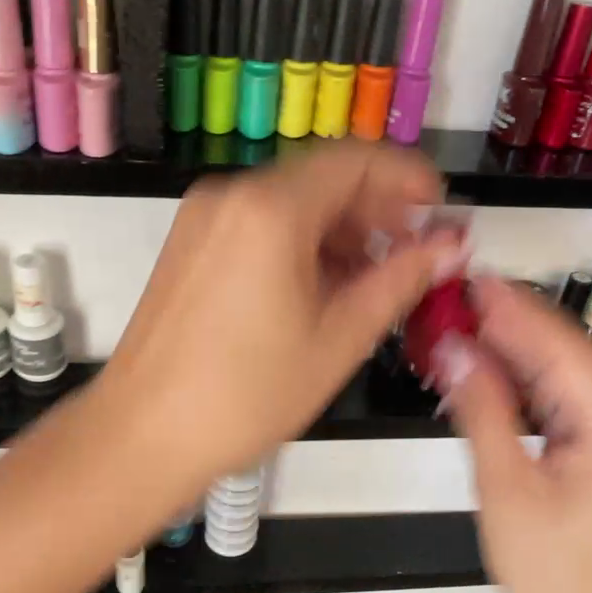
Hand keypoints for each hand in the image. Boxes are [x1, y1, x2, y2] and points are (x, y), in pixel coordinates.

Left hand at [95, 144, 465, 491]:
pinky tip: (322, 286)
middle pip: (320, 177)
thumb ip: (400, 281)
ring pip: (290, 201)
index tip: (440, 208)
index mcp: (270, 210)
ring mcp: (203, 218)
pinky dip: (299, 241)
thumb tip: (448, 247)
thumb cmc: (244, 395)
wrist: (143, 433)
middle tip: (415, 251)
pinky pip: (258, 223)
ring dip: (338, 228)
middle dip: (375, 208)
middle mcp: (231, 196)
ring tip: (372, 278)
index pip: (355, 160)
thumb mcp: (338, 339)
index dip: (407, 177)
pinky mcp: (190, 244)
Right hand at [435, 278, 591, 592]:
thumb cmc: (555, 580)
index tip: (473, 282)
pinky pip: (581, 401)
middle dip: (516, 327)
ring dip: (524, 353)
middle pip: (575, 356)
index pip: (565, 351)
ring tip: (471, 326)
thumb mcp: (505, 490)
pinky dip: (540, 385)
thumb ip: (482, 409)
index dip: (515, 312)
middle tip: (461, 301)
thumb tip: (455, 350)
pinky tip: (502, 368)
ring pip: (577, 375)